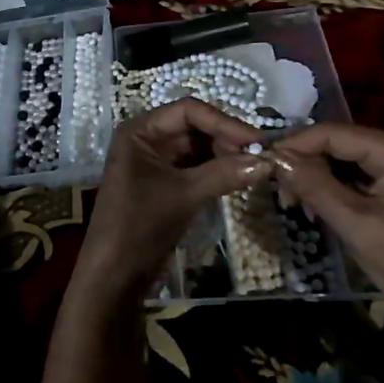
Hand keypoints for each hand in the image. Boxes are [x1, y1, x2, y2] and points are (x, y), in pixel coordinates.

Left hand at [75, 99, 270, 304]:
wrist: (115, 272)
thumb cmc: (140, 225)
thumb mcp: (184, 195)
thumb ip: (224, 173)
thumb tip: (268, 161)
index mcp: (139, 131)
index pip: (188, 110)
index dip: (224, 122)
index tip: (258, 142)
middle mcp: (146, 139)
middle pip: (194, 126)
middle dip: (226, 139)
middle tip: (259, 159)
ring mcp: (155, 161)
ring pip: (197, 147)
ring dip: (224, 154)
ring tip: (254, 168)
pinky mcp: (164, 182)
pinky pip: (195, 166)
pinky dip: (217, 169)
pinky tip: (239, 177)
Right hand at [268, 123, 383, 334]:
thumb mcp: (355, 225)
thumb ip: (315, 187)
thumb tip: (274, 159)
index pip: (335, 133)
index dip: (296, 144)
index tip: (265, 163)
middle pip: (340, 142)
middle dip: (305, 161)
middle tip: (278, 189)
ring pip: (345, 157)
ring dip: (317, 174)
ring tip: (293, 199)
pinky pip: (358, 172)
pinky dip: (334, 184)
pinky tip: (316, 202)